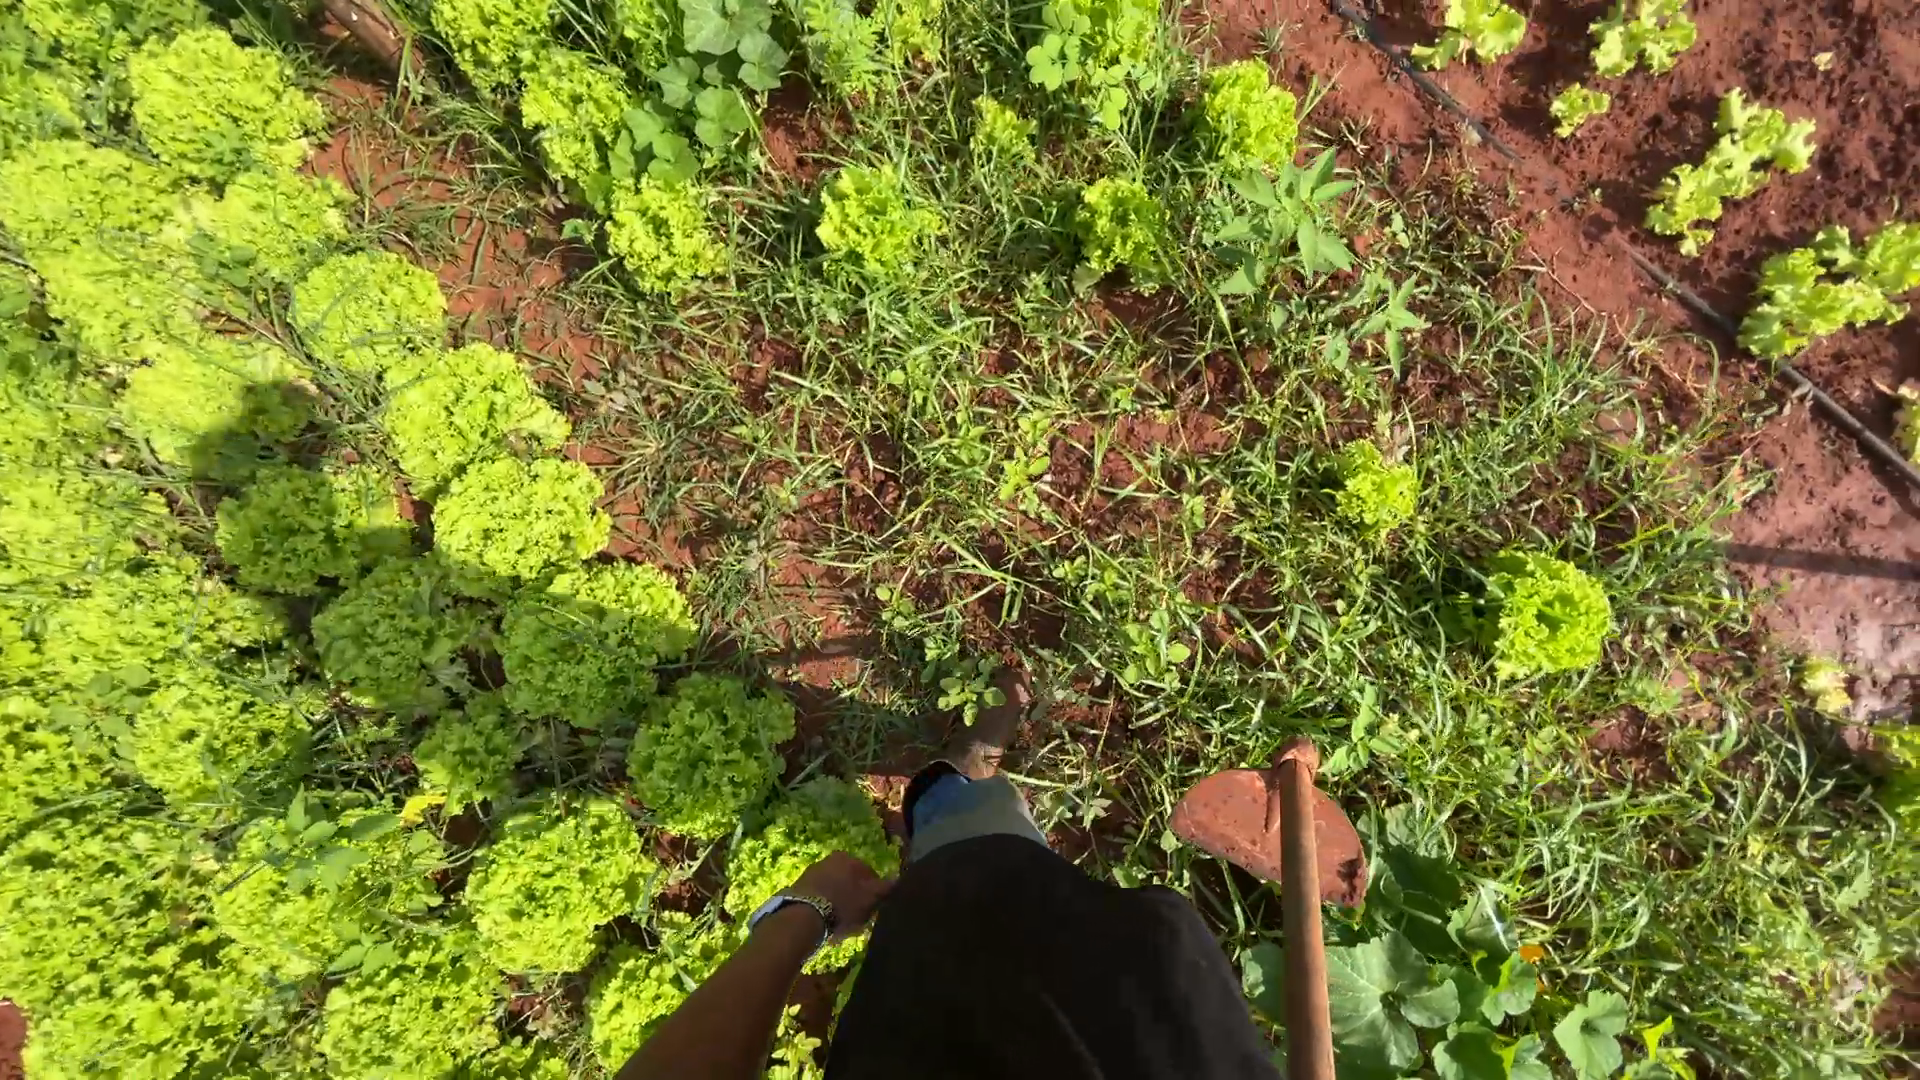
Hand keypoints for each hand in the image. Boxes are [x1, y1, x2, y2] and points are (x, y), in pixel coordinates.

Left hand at [788, 852, 892, 943]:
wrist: (802, 917)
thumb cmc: (842, 906)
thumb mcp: (870, 899)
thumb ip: (885, 889)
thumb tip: (897, 881)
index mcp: (849, 858)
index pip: (870, 873)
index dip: (874, 893)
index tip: (874, 910)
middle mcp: (830, 859)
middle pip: (849, 880)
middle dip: (854, 896)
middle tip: (857, 918)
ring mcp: (812, 872)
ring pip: (833, 887)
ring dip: (838, 901)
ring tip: (840, 923)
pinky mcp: (798, 887)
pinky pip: (818, 897)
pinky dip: (823, 906)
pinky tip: (824, 922)